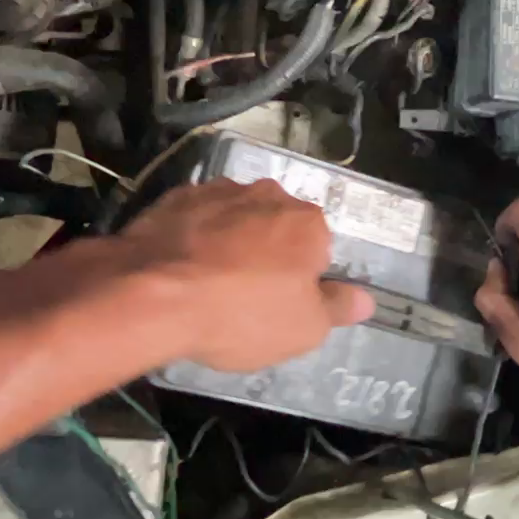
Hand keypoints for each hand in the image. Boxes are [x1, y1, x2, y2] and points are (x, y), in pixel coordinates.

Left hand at [109, 178, 373, 371]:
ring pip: (236, 217)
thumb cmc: (240, 314)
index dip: (302, 279)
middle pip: (277, 226)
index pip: (318, 248)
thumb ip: (337, 308)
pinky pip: (196, 217)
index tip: (280, 305)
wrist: (153, 294)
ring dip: (230, 241)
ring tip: (208, 283)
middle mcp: (267, 194)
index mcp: (307, 222)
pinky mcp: (175, 196)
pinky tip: (180, 267)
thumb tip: (365, 299)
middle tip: (246, 296)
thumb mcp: (303, 328)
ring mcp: (218, 190)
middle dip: (268, 253)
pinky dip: (194, 235)